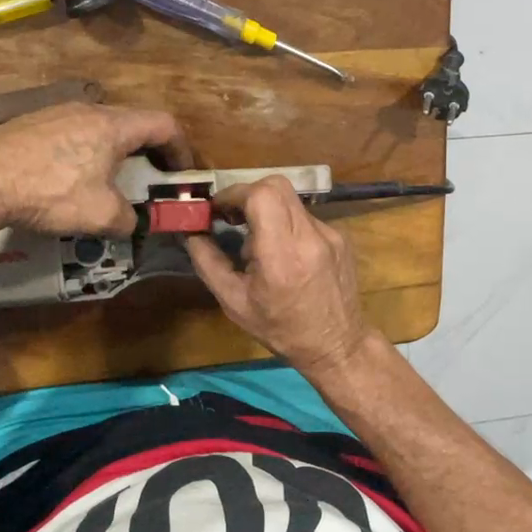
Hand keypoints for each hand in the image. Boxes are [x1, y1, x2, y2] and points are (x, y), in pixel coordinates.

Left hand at [0, 102, 190, 235]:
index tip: (183, 175)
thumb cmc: (50, 192)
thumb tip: (131, 221)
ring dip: (116, 154)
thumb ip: (129, 219)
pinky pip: (73, 135)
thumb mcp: (102, 215)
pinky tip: (70, 182)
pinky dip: (87, 154)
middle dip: (150, 153)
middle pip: (133, 123)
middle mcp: (88, 110)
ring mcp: (56, 113)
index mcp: (113, 125)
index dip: (182, 149)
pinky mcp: (30, 125)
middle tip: (153, 180)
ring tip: (113, 183)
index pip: (165, 124)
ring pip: (101, 128)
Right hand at [187, 176, 373, 372]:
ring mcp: (330, 234)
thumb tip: (190, 233)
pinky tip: (285, 256)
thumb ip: (208, 263)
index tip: (219, 211)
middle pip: (276, 186)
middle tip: (234, 218)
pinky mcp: (340, 237)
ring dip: (268, 212)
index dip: (234, 194)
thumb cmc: (280, 329)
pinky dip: (287, 226)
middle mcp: (309, 237)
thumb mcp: (234, 302)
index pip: (261, 195)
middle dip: (249, 195)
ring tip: (259, 246)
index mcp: (281, 255)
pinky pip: (305, 218)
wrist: (336, 345)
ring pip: (291, 201)